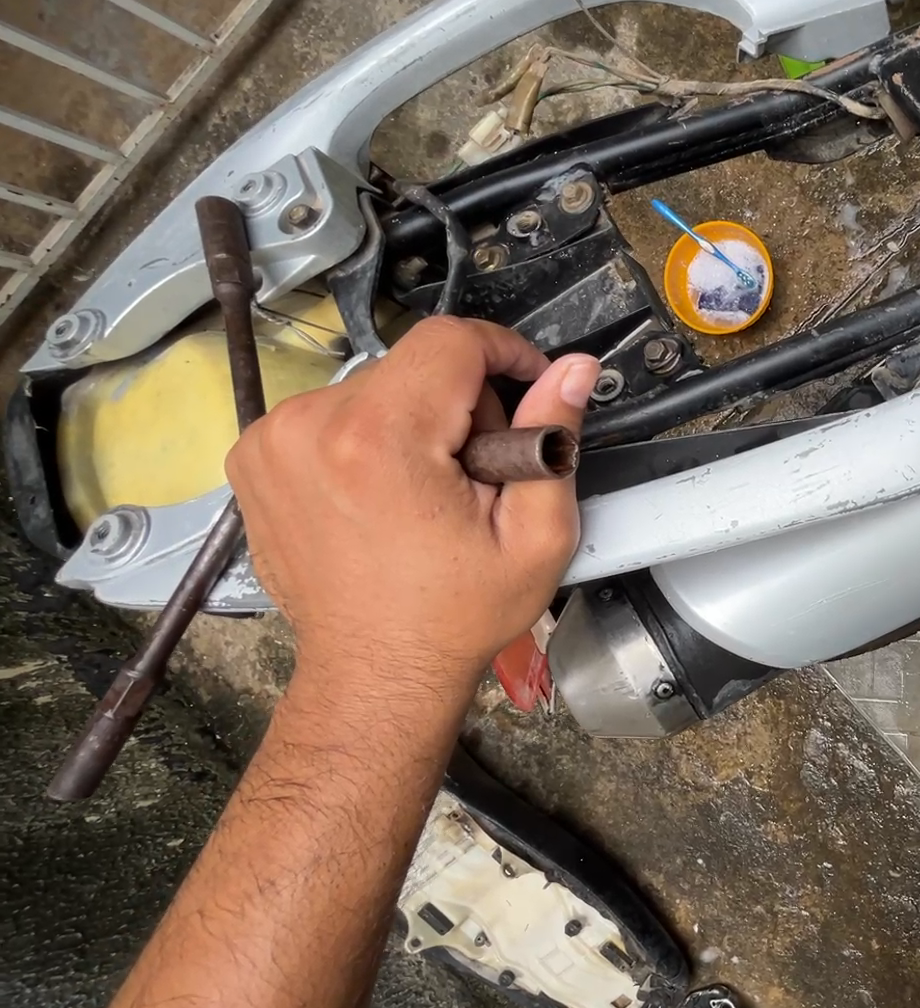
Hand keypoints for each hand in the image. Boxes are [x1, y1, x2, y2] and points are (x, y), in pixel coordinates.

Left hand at [225, 317, 600, 698]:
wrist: (379, 667)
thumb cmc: (462, 611)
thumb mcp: (538, 532)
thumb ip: (555, 438)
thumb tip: (575, 369)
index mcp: (380, 441)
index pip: (451, 340)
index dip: (508, 353)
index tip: (535, 389)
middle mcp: (308, 426)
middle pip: (418, 365)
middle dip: (469, 404)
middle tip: (488, 473)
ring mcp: (270, 440)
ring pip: (382, 386)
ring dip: (426, 420)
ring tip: (442, 489)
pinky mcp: (256, 455)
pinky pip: (340, 410)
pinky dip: (381, 435)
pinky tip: (397, 491)